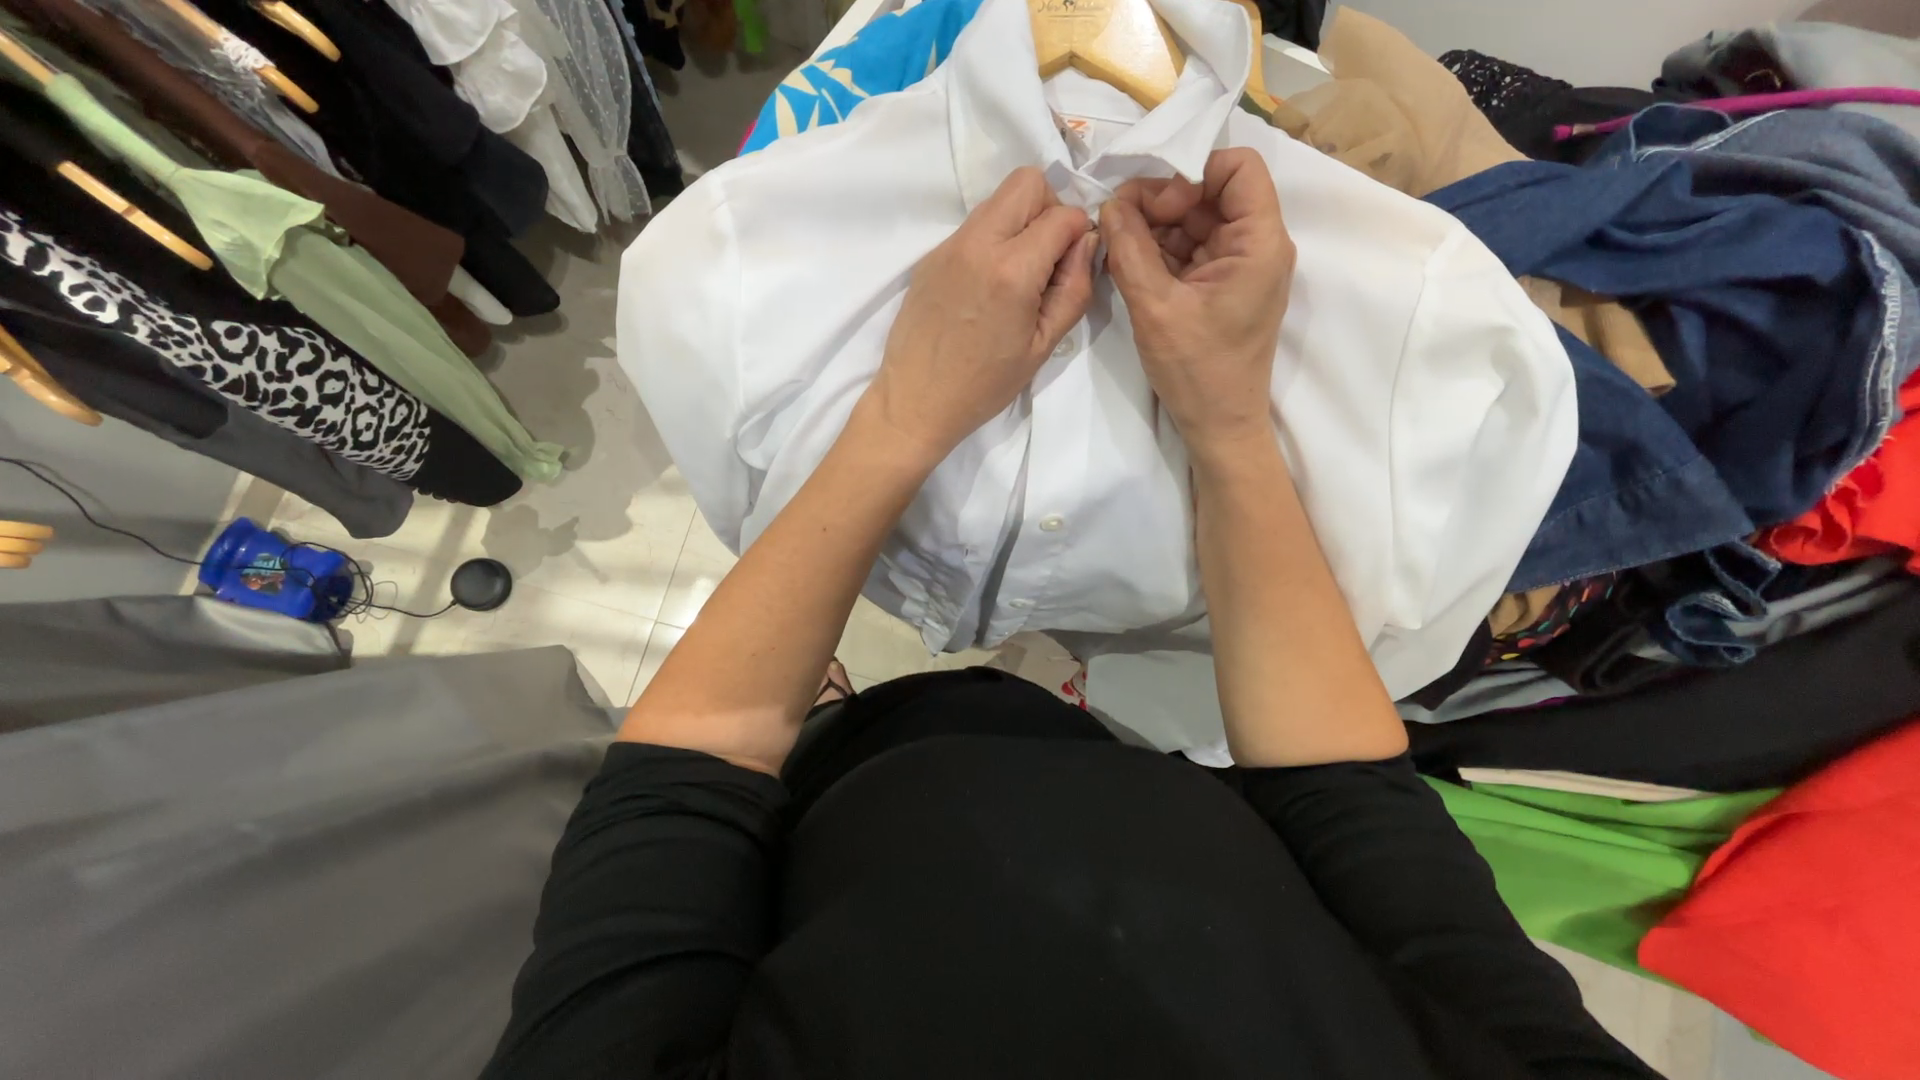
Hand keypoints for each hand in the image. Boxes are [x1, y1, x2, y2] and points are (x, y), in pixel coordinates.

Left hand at [864, 167, 1097, 463]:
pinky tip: (988, 286)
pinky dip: (992, 240)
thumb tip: (1086, 243)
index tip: (1073, 264)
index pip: (1062, 215)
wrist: (916, 401)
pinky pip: (973, 226)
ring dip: (1019, 222)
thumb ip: (1074, 288)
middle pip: (1026, 182)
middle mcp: (977, 244)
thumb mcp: (1044, 345)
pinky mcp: (931, 256)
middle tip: (1047, 256)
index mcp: (1012, 270)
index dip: (1078, 234)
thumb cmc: (985, 385)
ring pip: (997, 200)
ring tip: (1019, 274)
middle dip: (1048, 209)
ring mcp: (949, 246)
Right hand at [1100, 148, 1296, 457]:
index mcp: (1259, 242)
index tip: (1150, 200)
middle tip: (1118, 220)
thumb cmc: (1198, 371)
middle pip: (1210, 191)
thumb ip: (1131, 250)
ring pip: (1194, 220)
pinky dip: (1158, 249)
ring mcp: (1236, 266)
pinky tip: (1126, 260)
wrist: (1219, 425)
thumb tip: (1109, 204)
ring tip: (1115, 242)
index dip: (1191, 170)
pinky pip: (1188, 249)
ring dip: (1154, 225)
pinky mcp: (1218, 286)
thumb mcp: (1156, 308)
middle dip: (1162, 199)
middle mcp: (1255, 245)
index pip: (1237, 167)